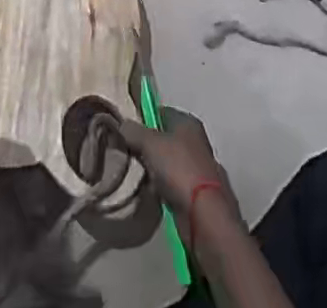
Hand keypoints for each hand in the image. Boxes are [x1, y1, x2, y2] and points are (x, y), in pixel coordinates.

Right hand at [117, 107, 235, 218]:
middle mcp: (195, 141)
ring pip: (166, 162)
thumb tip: (123, 125)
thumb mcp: (151, 143)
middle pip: (164, 138)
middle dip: (145, 146)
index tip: (125, 129)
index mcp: (188, 123)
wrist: (204, 214)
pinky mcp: (195, 192)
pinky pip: (170, 183)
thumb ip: (134, 132)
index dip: (143, 118)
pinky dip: (160, 187)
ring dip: (151, 169)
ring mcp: (196, 167)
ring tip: (133, 173)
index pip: (161, 112)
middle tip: (125, 152)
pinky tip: (148, 192)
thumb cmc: (179, 168)